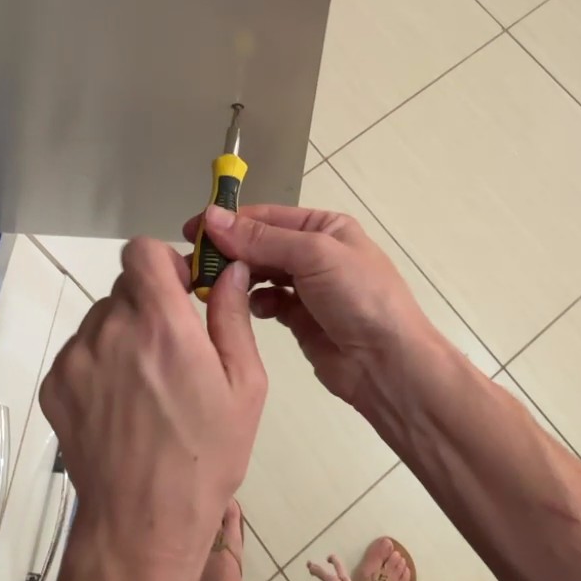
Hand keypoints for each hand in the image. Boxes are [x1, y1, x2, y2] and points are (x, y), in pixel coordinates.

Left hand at [38, 238, 266, 579]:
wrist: (142, 524)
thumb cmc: (207, 455)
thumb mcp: (244, 386)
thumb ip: (233, 318)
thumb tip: (228, 270)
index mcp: (162, 325)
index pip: (141, 251)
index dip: (162, 262)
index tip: (182, 291)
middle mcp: (110, 331)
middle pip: (125, 286)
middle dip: (151, 303)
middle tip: (174, 349)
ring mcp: (75, 360)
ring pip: (101, 318)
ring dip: (124, 332)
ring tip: (146, 384)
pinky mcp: (54, 386)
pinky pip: (80, 351)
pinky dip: (100, 362)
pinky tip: (122, 403)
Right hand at [184, 205, 455, 410]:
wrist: (389, 363)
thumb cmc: (359, 297)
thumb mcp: (313, 256)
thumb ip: (261, 238)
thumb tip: (211, 216)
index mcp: (325, 227)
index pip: (267, 217)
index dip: (229, 221)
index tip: (191, 231)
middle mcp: (316, 252)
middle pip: (261, 244)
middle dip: (230, 252)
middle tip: (194, 265)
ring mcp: (308, 288)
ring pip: (261, 274)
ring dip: (239, 278)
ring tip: (214, 288)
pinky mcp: (300, 320)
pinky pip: (268, 303)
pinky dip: (255, 303)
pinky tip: (250, 308)